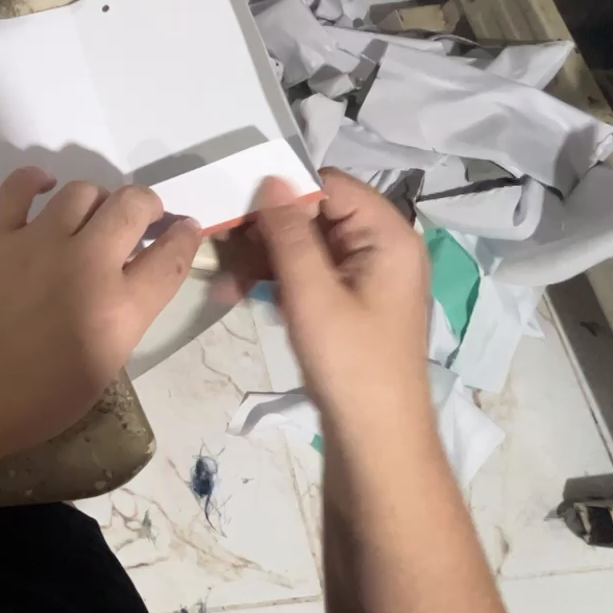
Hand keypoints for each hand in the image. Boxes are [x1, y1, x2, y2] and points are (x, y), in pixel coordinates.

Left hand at [0, 167, 205, 453]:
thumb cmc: (38, 399)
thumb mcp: (104, 364)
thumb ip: (124, 315)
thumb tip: (127, 278)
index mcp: (121, 309)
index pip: (171, 256)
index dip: (186, 236)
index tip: (186, 228)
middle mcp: (86, 264)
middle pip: (132, 205)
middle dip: (145, 205)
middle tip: (139, 217)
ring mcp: (38, 243)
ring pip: (81, 191)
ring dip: (96, 198)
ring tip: (91, 213)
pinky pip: (17, 189)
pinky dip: (32, 179)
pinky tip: (42, 184)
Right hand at [251, 169, 432, 431]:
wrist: (374, 435)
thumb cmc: (349, 360)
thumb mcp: (311, 292)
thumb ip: (289, 231)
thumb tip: (270, 177)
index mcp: (387, 236)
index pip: (329, 185)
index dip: (282, 191)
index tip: (238, 209)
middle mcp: (380, 246)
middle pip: (313, 212)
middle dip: (265, 228)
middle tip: (225, 247)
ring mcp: (364, 271)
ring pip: (302, 240)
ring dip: (263, 255)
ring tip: (228, 278)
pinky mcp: (348, 295)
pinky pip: (305, 267)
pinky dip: (274, 275)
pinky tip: (241, 292)